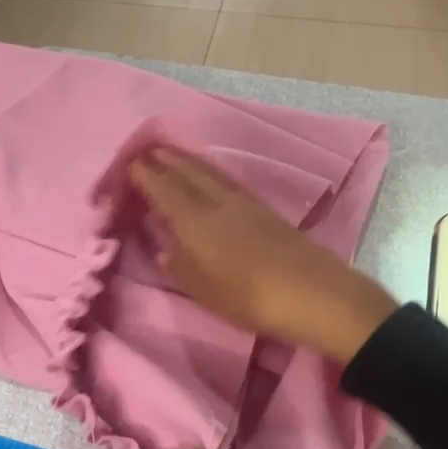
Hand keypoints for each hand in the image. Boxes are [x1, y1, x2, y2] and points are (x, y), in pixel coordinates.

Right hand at [129, 147, 397, 362]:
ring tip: (175, 155)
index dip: (148, 176)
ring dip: (189, 162)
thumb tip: (164, 248)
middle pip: (189, 174)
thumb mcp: (206, 292)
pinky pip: (228, 183)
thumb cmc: (252, 299)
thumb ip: (182, 268)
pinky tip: (211, 179)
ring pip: (211, 175)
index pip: (166, 191)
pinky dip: (210, 174)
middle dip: (167, 161)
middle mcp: (219, 205)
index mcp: (197, 222)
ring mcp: (247, 205)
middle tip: (149, 150)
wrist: (316, 295)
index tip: (131, 164)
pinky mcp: (267, 213)